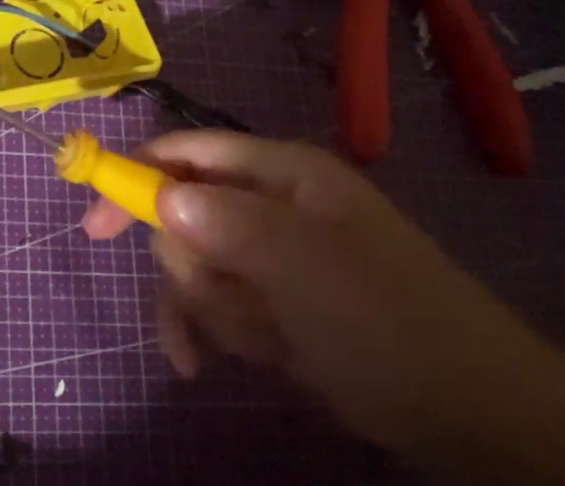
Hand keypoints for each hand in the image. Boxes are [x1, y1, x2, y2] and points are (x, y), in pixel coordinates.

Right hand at [83, 131, 564, 456]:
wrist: (467, 411)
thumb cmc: (389, 322)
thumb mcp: (309, 269)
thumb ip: (231, 224)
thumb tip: (162, 197)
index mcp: (281, 173)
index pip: (187, 152)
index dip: (135, 176)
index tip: (97, 224)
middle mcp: (268, 203)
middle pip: (180, 215)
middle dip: (193, 267)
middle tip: (233, 301)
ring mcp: (267, 254)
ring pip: (192, 265)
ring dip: (211, 309)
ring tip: (266, 340)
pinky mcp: (269, 299)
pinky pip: (209, 303)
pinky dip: (202, 331)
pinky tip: (200, 365)